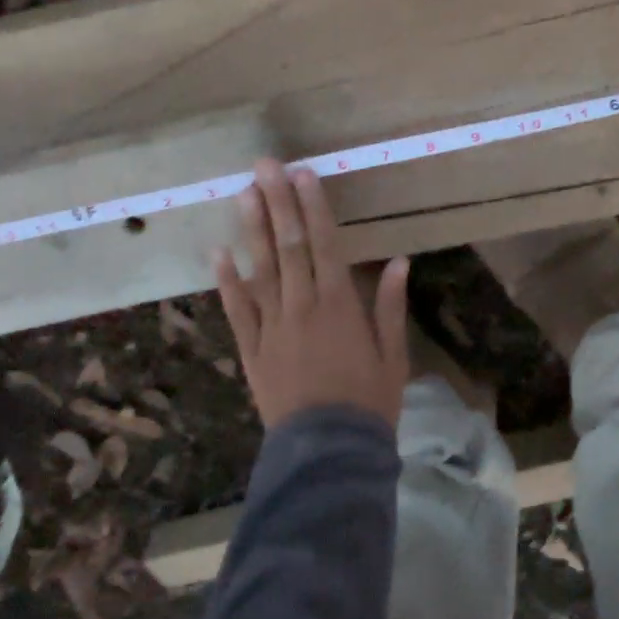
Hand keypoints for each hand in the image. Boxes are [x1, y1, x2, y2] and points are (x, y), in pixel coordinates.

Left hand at [215, 159, 409, 429]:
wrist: (327, 453)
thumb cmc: (368, 404)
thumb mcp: (393, 357)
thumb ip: (389, 307)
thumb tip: (398, 262)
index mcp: (339, 305)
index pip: (324, 244)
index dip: (313, 207)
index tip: (303, 174)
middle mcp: (302, 307)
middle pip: (289, 246)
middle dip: (277, 203)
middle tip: (265, 165)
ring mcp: (272, 327)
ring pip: (261, 269)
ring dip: (253, 230)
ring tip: (243, 193)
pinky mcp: (251, 350)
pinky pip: (236, 310)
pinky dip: (227, 281)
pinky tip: (219, 252)